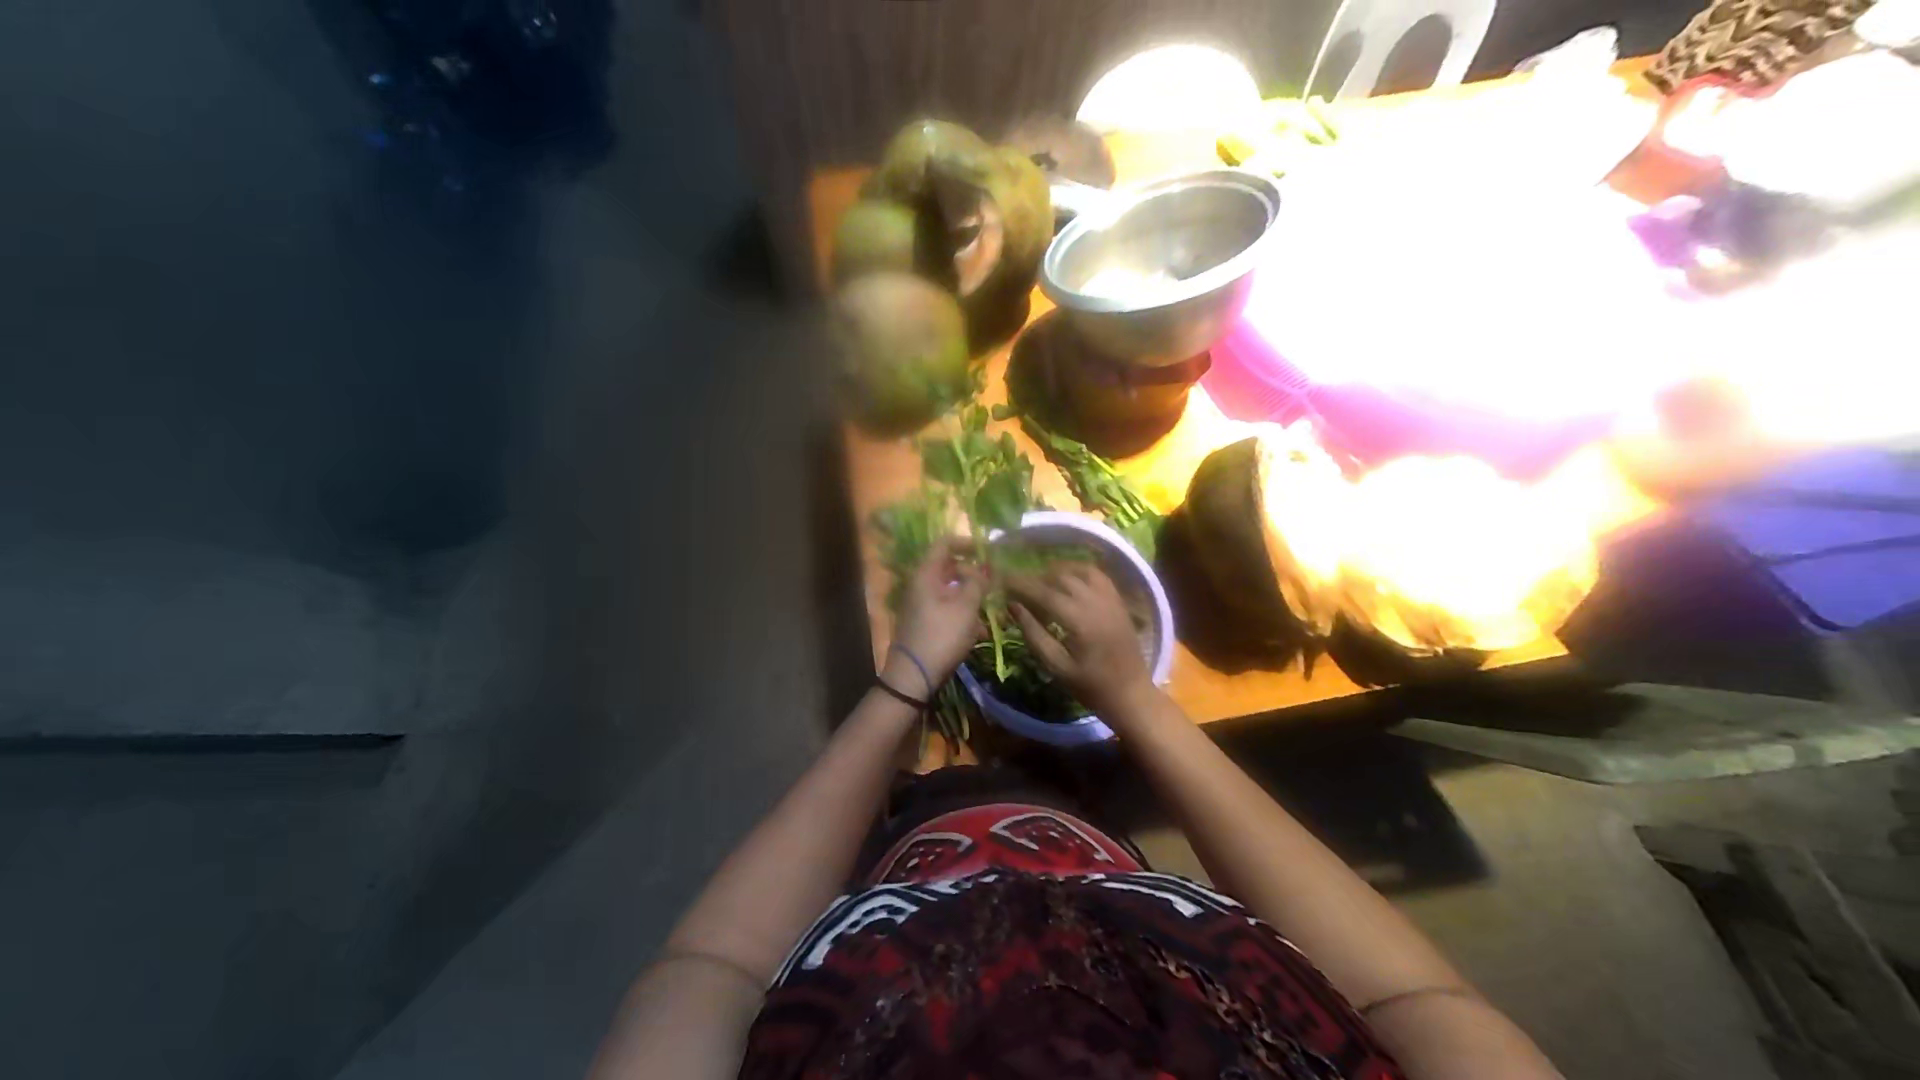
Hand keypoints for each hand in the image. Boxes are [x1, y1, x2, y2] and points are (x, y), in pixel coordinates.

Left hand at [883, 537, 987, 697]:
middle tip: (994, 585)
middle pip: (949, 567)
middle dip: (974, 575)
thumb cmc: (942, 635)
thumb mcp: (966, 606)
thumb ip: (977, 582)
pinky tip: (979, 633)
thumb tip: (984, 567)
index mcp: (926, 573)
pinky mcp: (924, 622)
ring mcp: (920, 604)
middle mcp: (920, 584)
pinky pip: (947, 609)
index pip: (945, 543)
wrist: (914, 676)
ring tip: (989, 614)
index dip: (968, 543)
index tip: (989, 553)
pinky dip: (964, 614)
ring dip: (972, 598)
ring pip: (951, 590)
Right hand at [1007, 563, 1151, 712]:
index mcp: (1080, 620)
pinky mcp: (1118, 601)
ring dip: (1056, 572)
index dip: (1021, 584)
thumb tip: (1013, 607)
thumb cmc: (1091, 686)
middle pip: (1060, 578)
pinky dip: (1079, 571)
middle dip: (1036, 578)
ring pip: (1078, 572)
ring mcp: (1110, 599)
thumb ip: (1034, 634)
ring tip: (1040, 582)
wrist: (1131, 694)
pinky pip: (1097, 575)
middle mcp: (1096, 602)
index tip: (1003, 580)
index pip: (1044, 593)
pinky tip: (1068, 579)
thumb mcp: (1057, 666)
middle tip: (1018, 586)